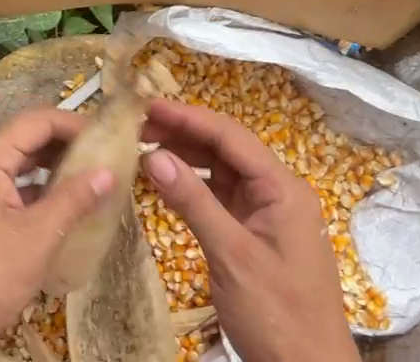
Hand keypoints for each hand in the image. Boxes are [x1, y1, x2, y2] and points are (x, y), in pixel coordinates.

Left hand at [0, 107, 115, 354]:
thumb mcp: (36, 238)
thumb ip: (72, 200)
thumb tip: (108, 172)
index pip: (39, 120)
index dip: (76, 124)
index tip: (110, 139)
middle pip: (31, 136)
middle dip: (69, 144)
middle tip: (109, 157)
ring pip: (25, 161)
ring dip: (58, 167)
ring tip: (96, 179)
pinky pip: (18, 184)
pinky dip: (44, 188)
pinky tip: (70, 205)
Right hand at [141, 100, 357, 361]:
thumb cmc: (277, 314)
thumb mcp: (232, 256)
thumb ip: (194, 201)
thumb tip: (153, 155)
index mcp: (283, 189)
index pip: (231, 137)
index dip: (188, 117)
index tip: (148, 105)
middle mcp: (277, 193)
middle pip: (226, 148)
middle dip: (183, 132)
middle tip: (136, 124)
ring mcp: (265, 214)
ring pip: (221, 170)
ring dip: (185, 156)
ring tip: (142, 144)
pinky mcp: (253, 234)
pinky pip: (219, 195)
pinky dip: (191, 184)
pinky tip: (163, 179)